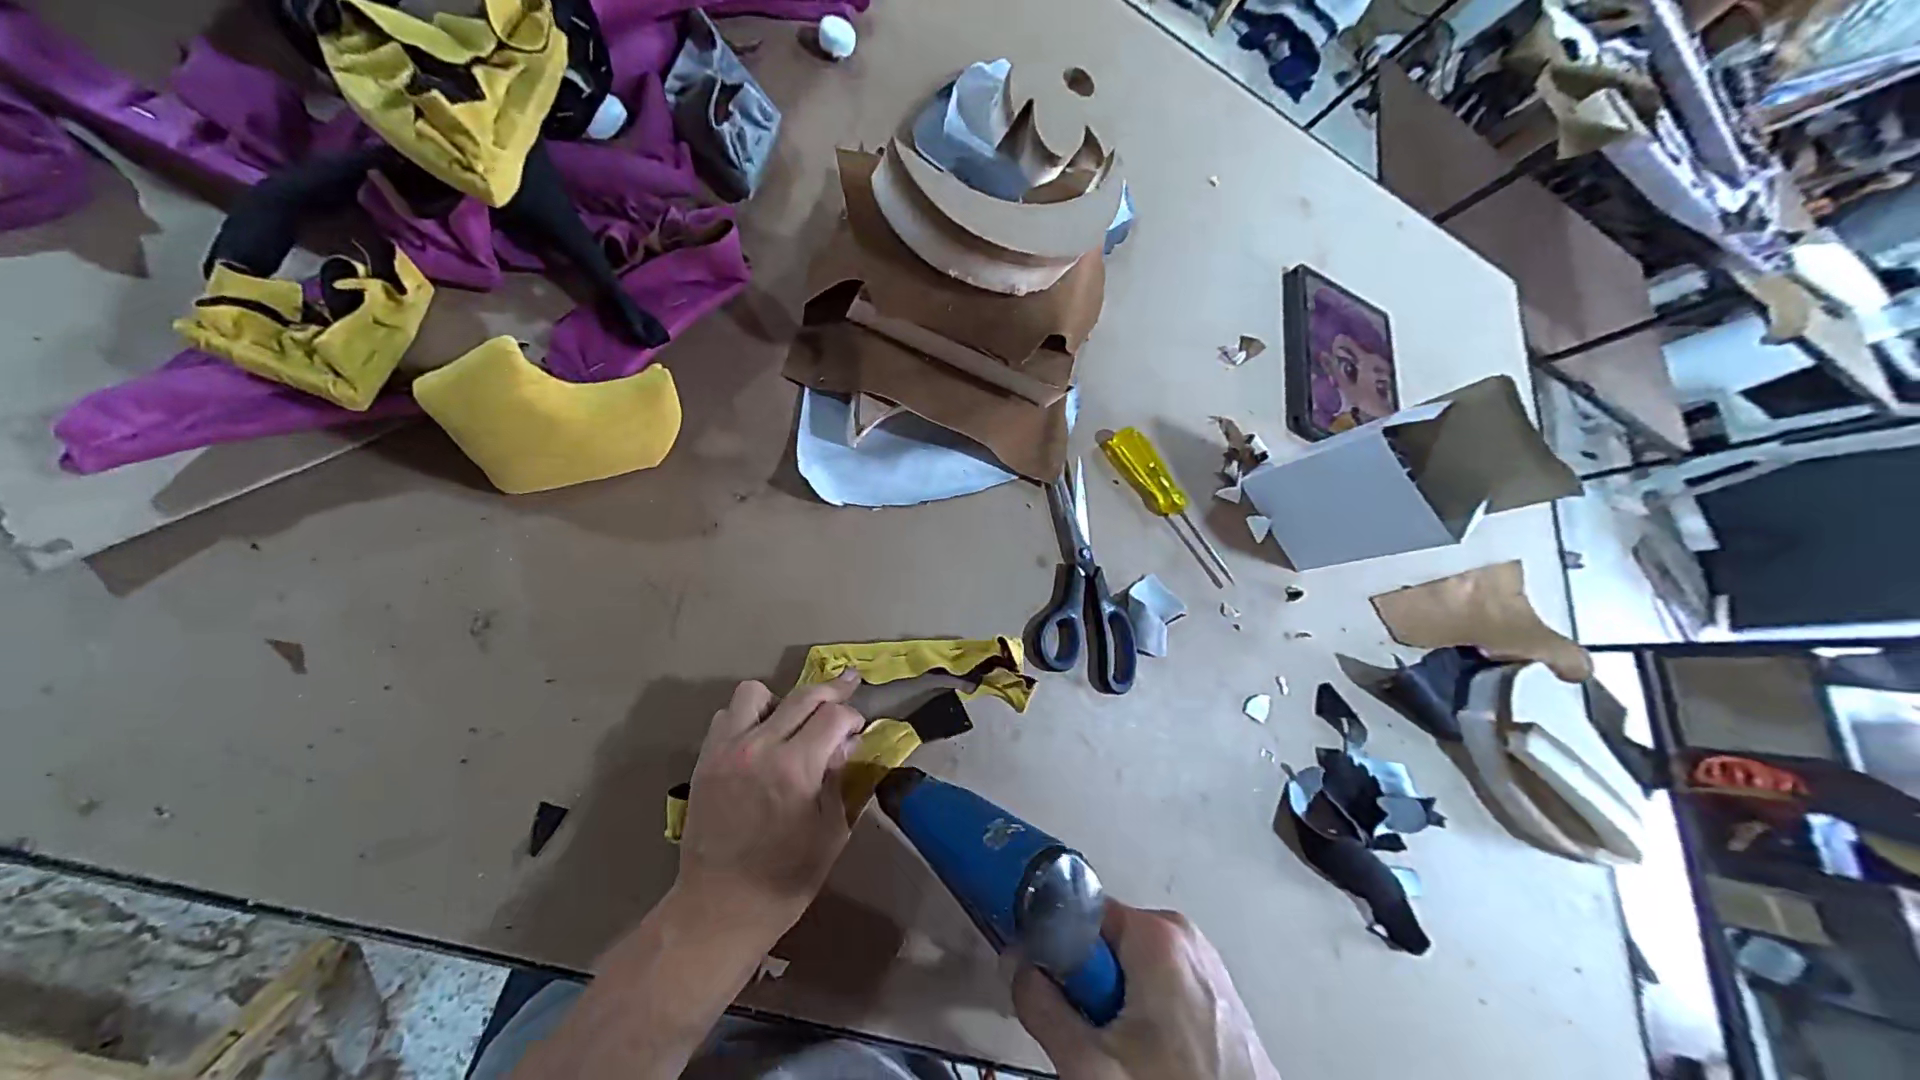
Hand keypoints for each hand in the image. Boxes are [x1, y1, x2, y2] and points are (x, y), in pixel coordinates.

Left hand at [674, 672, 866, 937]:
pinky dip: (747, 718)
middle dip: (832, 690)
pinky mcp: (705, 760)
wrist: (720, 907)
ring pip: (755, 693)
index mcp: (796, 767)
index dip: (853, 716)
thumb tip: (847, 741)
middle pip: (802, 696)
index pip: (834, 715)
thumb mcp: (831, 831)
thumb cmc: (786, 876)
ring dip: (781, 700)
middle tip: (849, 686)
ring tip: (792, 720)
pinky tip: (760, 738)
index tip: (859, 728)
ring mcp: (726, 751)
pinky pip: (726, 717)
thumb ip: (840, 778)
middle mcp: (759, 747)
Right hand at [1013, 903, 1280, 1079]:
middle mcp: (1183, 932)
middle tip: (1096, 1037)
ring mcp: (1205, 960)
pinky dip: (1147, 1012)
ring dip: (1117, 1003)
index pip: (1081, 914)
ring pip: (1132, 967)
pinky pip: (1161, 983)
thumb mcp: (1090, 1065)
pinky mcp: (1218, 989)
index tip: (1052, 990)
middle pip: (1106, 943)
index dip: (1058, 952)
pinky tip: (1156, 1056)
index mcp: (1156, 932)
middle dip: (1091, 985)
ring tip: (1128, 1052)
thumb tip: (1016, 967)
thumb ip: (1041, 1008)